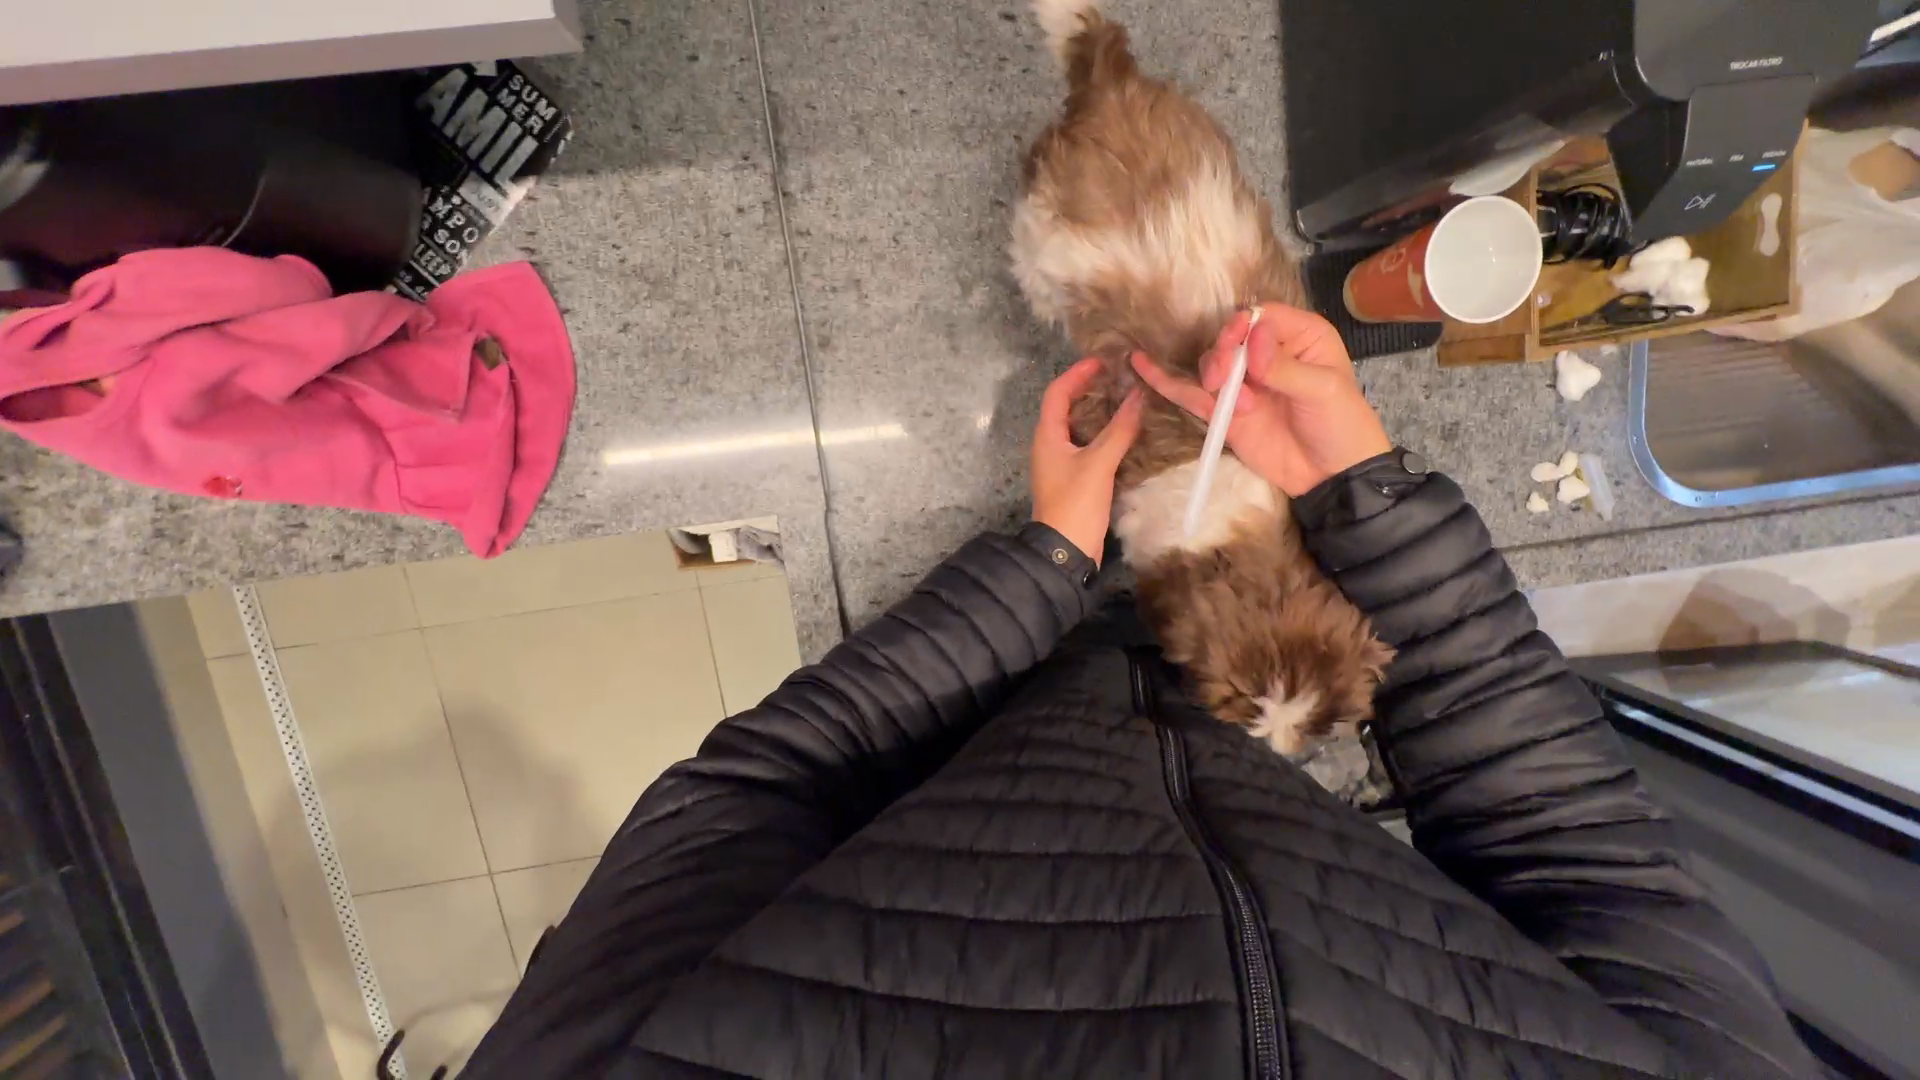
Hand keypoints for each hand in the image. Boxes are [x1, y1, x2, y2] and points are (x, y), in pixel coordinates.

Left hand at [1031, 358, 1144, 565]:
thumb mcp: (1099, 463)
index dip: (1077, 374)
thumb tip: (1138, 396)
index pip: (1057, 393)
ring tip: (1127, 398)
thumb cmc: (1076, 504)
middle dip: (1090, 389)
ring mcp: (1062, 463)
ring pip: (1080, 427)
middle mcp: (1050, 446)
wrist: (1066, 550)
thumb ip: (1119, 430)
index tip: (1102, 361)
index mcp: (1047, 437)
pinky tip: (1128, 432)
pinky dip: (1105, 434)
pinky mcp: (1075, 479)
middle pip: (1067, 407)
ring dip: (1100, 412)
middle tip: (1119, 377)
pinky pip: (1089, 446)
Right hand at [1131, 305, 1391, 495]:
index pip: (1261, 317)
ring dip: (1213, 380)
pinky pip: (1192, 396)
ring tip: (1237, 406)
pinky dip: (1167, 383)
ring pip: (1209, 366)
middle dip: (1222, 356)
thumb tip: (1252, 338)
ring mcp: (1243, 385)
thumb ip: (1285, 366)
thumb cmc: (1342, 425)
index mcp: (1299, 337)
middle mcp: (1266, 355)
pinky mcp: (1225, 413)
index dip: (1245, 329)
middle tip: (1227, 382)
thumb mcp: (1324, 390)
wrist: (1332, 476)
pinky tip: (1143, 365)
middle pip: (1228, 339)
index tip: (1243, 351)